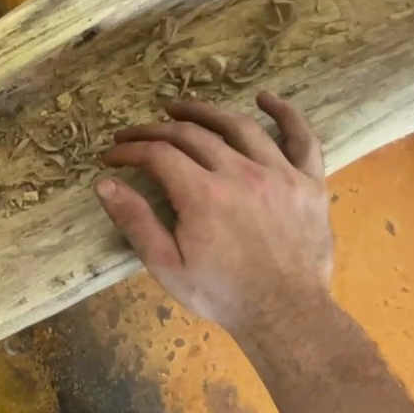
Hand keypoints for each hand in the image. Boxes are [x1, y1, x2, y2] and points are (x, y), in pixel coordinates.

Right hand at [95, 92, 332, 338]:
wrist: (286, 313)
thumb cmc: (218, 292)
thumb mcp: (164, 263)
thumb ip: (134, 220)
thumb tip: (104, 183)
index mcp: (203, 195)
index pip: (157, 154)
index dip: (128, 150)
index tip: (110, 158)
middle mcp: (241, 174)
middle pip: (192, 135)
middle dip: (154, 131)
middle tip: (131, 136)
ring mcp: (280, 175)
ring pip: (239, 127)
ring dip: (203, 112)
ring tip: (178, 109)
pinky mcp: (309, 183)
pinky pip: (301, 139)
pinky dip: (284, 114)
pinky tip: (265, 99)